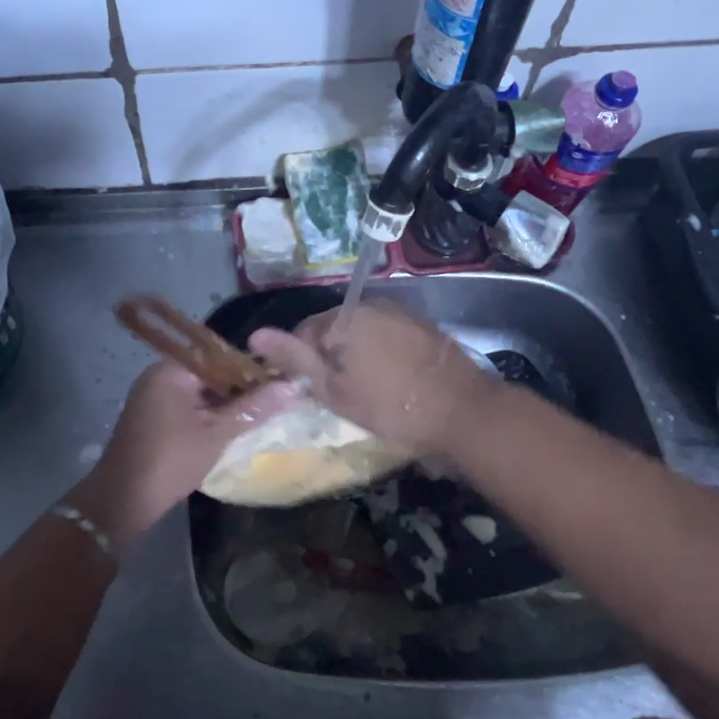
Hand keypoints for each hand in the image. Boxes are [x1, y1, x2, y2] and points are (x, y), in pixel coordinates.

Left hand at [70, 362, 299, 545]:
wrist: (123, 499)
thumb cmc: (172, 459)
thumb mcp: (218, 432)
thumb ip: (254, 407)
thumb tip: (293, 384)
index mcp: (172, 370)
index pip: (219, 357)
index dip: (251, 370)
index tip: (280, 384)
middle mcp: (159, 376)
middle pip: (209, 374)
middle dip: (239, 389)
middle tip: (274, 403)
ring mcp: (152, 397)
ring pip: (199, 393)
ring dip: (224, 405)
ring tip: (258, 416)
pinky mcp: (151, 419)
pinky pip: (186, 408)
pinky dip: (207, 416)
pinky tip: (229, 430)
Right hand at [248, 300, 502, 453]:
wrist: (464, 413)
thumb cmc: (391, 406)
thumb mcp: (335, 391)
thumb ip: (296, 359)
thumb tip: (255, 334)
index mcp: (345, 317)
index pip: (304, 332)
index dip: (302, 362)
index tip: (312, 390)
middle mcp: (372, 305)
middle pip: (335, 329)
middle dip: (331, 357)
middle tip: (339, 394)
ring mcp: (402, 314)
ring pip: (364, 332)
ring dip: (358, 355)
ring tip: (367, 390)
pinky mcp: (425, 328)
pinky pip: (389, 336)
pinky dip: (384, 355)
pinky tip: (393, 382)